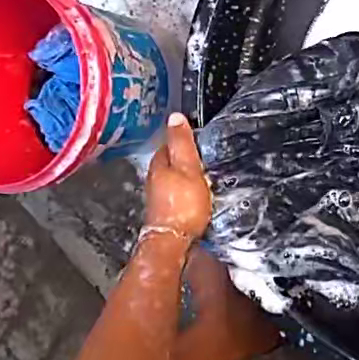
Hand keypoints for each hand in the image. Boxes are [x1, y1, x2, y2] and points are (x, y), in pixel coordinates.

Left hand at [143, 113, 212, 242]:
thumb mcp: (188, 167)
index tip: (199, 138)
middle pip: (170, 161)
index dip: (184, 139)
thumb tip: (175, 117)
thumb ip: (182, 143)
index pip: (169, 142)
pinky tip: (195, 197)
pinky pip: (176, 193)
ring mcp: (157, 196)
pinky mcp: (164, 211)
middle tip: (204, 158)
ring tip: (203, 177)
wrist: (172, 242)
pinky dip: (185, 192)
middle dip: (184, 159)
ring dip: (185, 176)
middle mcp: (154, 178)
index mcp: (159, 163)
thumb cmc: (183, 205)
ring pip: (172, 178)